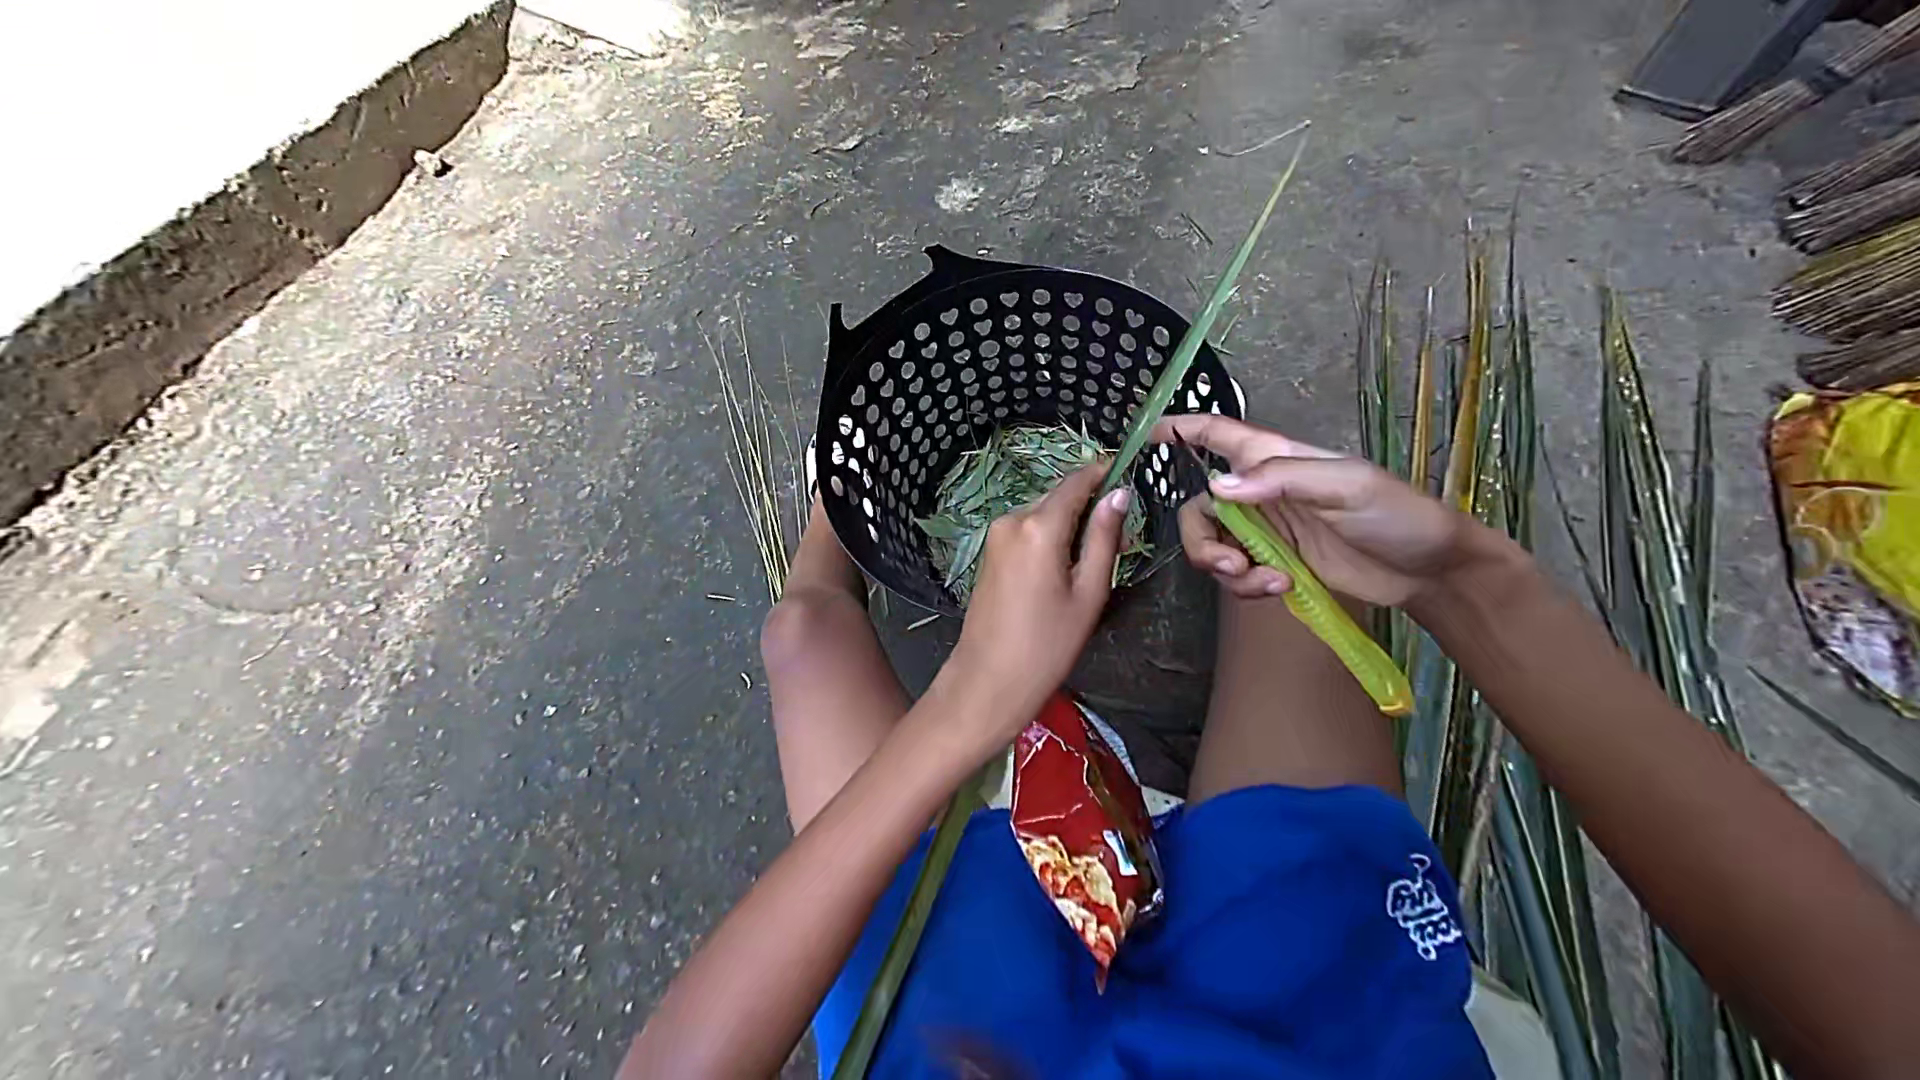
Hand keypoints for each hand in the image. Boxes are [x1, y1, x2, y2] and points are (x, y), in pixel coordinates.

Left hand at [940, 463, 1130, 736]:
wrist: (988, 680)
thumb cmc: (1047, 644)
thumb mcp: (1088, 592)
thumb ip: (1104, 538)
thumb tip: (1119, 494)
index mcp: (1039, 526)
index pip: (1076, 482)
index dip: (1104, 474)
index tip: (1130, 474)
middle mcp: (1012, 520)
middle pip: (1059, 497)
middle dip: (1090, 507)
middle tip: (1121, 539)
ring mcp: (995, 535)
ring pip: (1043, 513)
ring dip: (1071, 524)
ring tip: (1096, 560)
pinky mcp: (989, 552)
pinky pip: (1027, 530)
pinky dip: (1050, 537)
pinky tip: (1066, 565)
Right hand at [1152, 414, 1474, 606]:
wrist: (1427, 572)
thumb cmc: (1396, 514)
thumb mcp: (1345, 486)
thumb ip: (1280, 480)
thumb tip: (1217, 487)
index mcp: (1275, 461)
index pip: (1219, 435)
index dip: (1183, 429)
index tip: (1150, 434)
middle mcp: (1260, 494)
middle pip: (1199, 510)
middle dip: (1202, 543)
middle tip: (1228, 565)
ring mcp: (1265, 531)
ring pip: (1212, 547)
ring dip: (1227, 571)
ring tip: (1267, 582)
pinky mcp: (1273, 562)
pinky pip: (1235, 574)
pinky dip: (1246, 586)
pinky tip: (1279, 588)